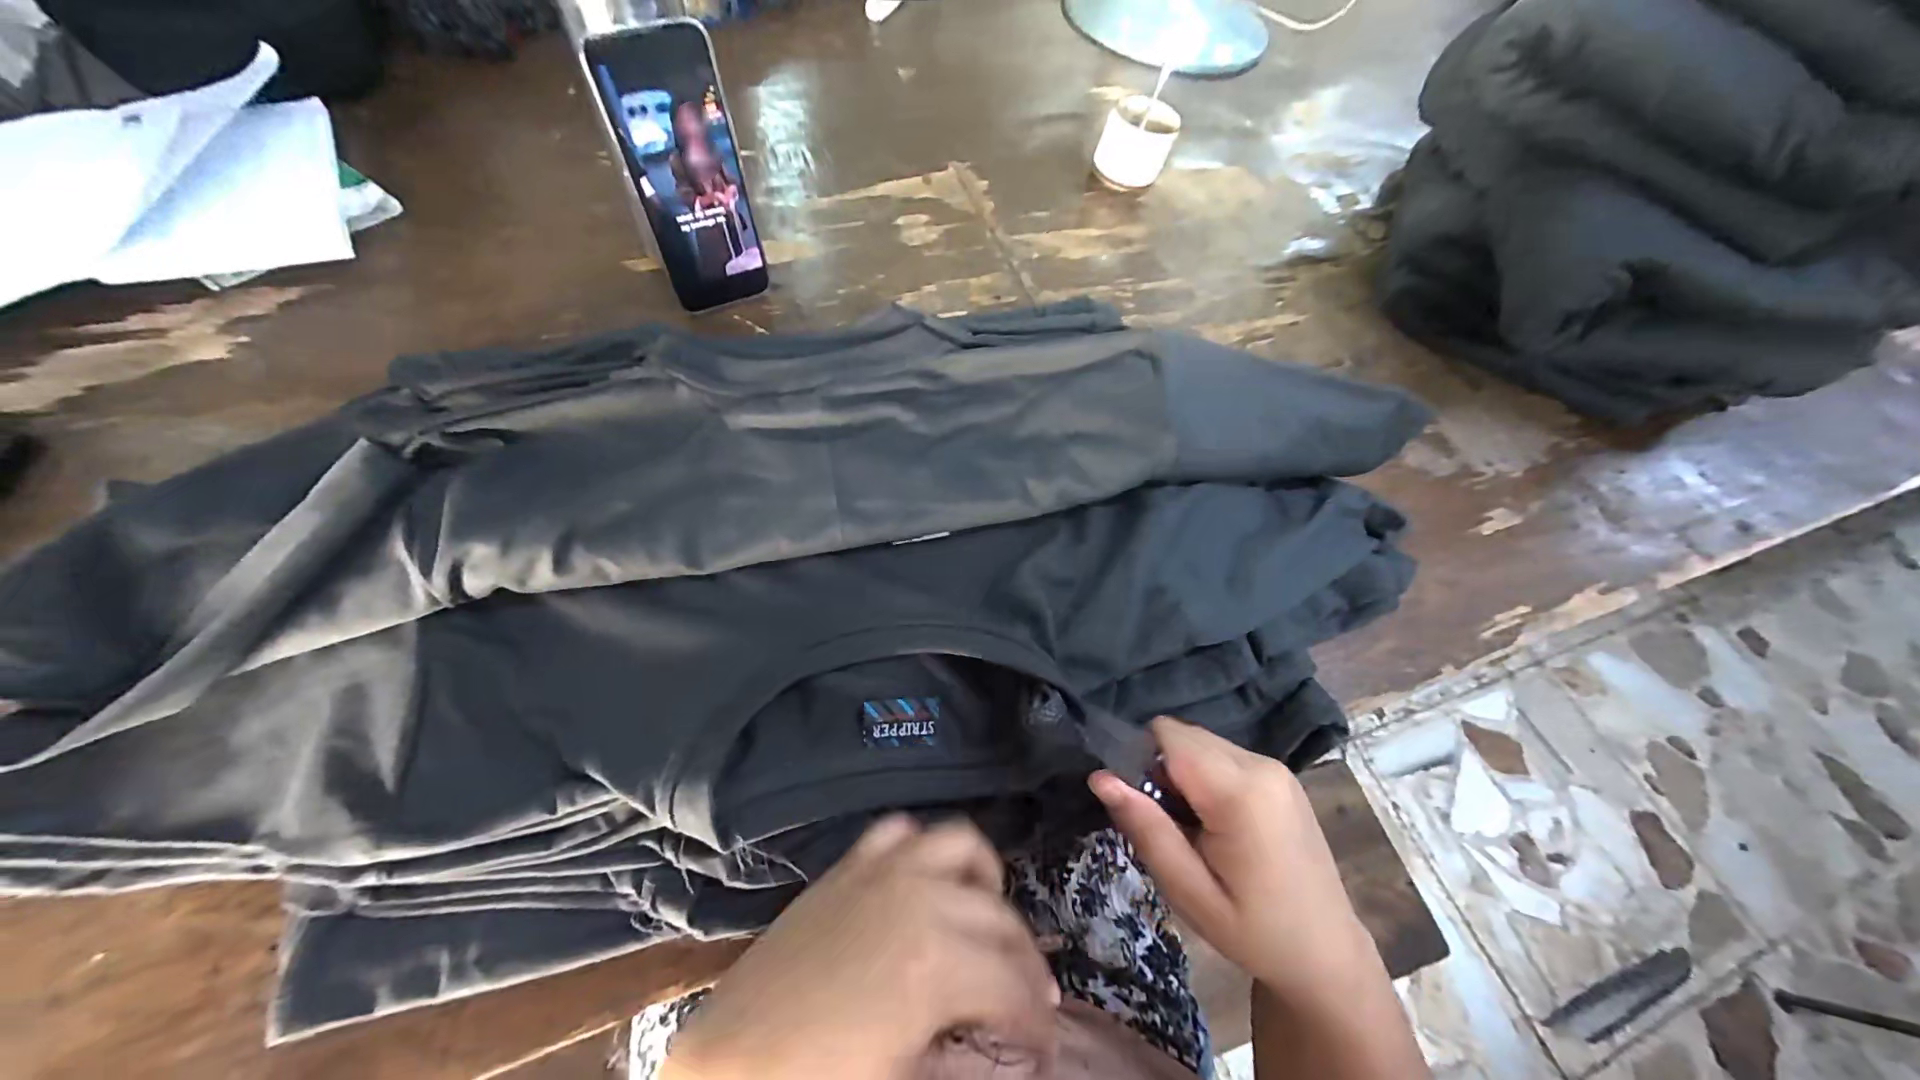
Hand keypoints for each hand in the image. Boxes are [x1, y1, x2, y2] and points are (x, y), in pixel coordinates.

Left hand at [663, 816, 1059, 1079]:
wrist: (735, 1059)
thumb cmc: (822, 1076)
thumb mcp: (907, 1071)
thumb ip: (965, 1040)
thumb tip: (1009, 1037)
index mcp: (938, 964)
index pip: (1016, 986)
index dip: (1039, 1020)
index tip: (1045, 1041)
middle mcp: (920, 899)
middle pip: (1000, 918)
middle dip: (1025, 961)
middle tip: (1027, 997)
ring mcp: (883, 871)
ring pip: (961, 844)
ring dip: (985, 879)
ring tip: (989, 914)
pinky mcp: (850, 865)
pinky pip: (900, 832)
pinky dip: (922, 848)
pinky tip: (927, 878)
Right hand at [1089, 716, 1375, 998]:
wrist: (1326, 953)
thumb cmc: (1253, 931)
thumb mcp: (1188, 891)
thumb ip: (1146, 827)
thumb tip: (1099, 776)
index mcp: (1239, 791)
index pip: (1165, 734)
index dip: (1139, 760)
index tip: (1141, 807)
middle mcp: (1260, 764)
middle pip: (1181, 734)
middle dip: (1159, 767)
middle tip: (1167, 825)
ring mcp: (1274, 766)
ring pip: (1199, 741)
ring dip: (1180, 772)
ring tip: (1191, 827)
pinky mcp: (1280, 774)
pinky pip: (1221, 754)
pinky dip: (1203, 775)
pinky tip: (1213, 821)